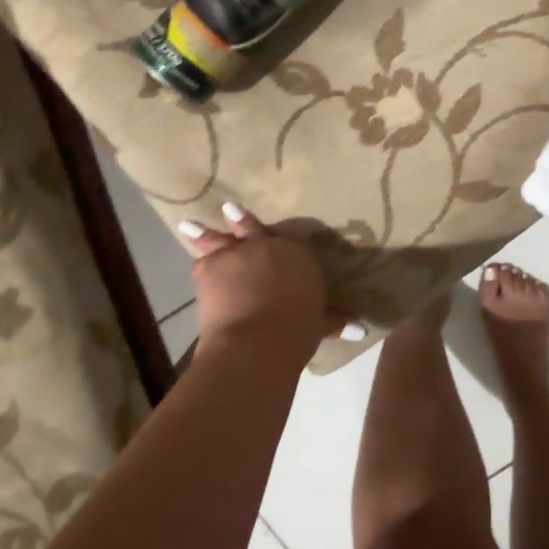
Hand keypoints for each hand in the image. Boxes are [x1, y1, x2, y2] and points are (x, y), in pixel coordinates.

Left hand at [180, 204, 343, 355]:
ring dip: (207, 233)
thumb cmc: (298, 329)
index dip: (283, 249)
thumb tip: (358, 330)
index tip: (277, 250)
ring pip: (220, 239)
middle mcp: (269, 246)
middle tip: (229, 210)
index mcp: (300, 256)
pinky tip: (196, 261)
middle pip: (254, 231)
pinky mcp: (211, 265)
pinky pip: (203, 262)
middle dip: (242, 223)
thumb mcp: (320, 324)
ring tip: (190, 224)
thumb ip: (333, 320)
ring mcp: (238, 253)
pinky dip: (202, 266)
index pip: (293, 245)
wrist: (258, 338)